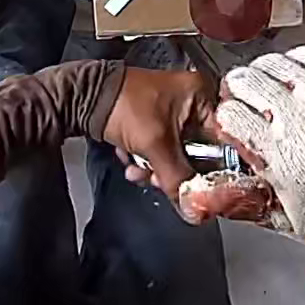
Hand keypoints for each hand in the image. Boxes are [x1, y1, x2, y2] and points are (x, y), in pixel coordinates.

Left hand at [101, 67, 218, 200]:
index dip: (213, 168)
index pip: (222, 140)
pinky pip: (159, 149)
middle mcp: (191, 101)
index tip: (203, 188)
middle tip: (156, 178)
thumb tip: (194, 209)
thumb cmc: (123, 106)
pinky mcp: (154, 122)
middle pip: (197, 152)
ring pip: (175, 154)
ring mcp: (172, 112)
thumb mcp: (155, 144)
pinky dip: (144, 158)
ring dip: (154, 167)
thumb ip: (177, 179)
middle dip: (172, 170)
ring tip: (136, 168)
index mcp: (201, 95)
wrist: (82, 96)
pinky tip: (128, 156)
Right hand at [214, 46, 304, 272]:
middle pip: (248, 80)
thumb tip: (217, 164)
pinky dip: (296, 61)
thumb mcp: (279, 209)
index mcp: (283, 155)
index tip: (230, 116)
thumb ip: (246, 184)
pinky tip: (294, 74)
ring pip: (276, 63)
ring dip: (264, 71)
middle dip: (238, 86)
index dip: (226, 114)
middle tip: (240, 92)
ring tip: (265, 81)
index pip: (232, 115)